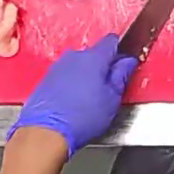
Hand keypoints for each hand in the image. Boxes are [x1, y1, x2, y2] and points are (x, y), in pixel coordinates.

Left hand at [8, 35, 139, 155]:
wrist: (45, 132)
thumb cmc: (82, 117)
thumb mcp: (112, 99)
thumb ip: (122, 76)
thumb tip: (128, 62)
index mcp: (94, 57)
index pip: (111, 41)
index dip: (120, 52)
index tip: (124, 66)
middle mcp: (74, 56)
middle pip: (94, 55)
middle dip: (102, 68)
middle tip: (109, 90)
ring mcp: (57, 67)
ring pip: (78, 66)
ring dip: (86, 78)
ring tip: (90, 101)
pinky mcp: (46, 80)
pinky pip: (65, 77)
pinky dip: (71, 86)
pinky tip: (74, 104)